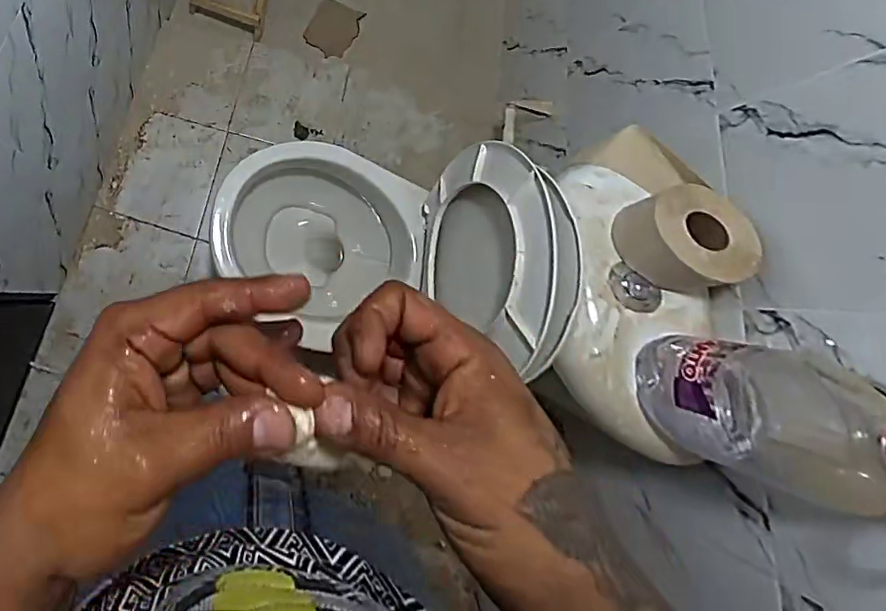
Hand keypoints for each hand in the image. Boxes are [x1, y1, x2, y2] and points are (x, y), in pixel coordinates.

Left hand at [0, 276, 324, 581]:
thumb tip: (288, 419)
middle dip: (266, 361)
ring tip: (304, 405)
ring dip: (261, 384)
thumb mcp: (151, 459)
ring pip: (224, 363)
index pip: (202, 302)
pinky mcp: (169, 406)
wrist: (42, 543)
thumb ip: (222, 433)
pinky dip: (246, 405)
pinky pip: (218, 393)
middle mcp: (147, 343)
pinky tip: (276, 414)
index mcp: (131, 334)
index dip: (254, 293)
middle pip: (220, 336)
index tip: (300, 289)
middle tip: (311, 393)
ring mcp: (158, 374)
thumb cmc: (78, 491)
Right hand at [310, 281, 667, 610]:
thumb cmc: (529, 515)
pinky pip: (376, 406)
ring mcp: (433, 400)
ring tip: (349, 427)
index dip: (369, 324)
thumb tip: (322, 404)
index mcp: (465, 355)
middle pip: (380, 331)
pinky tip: (353, 441)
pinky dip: (358, 417)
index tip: (358, 368)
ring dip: (352, 391)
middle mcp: (446, 368)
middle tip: (349, 402)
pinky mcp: (422, 432)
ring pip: (374, 369)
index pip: (400, 304)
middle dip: (354, 360)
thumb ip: (382, 431)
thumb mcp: (451, 467)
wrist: (563, 588)